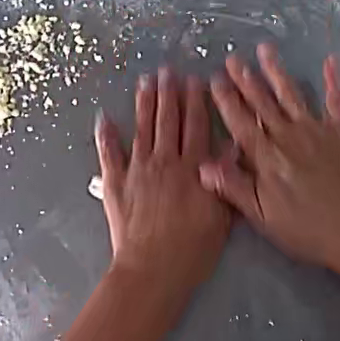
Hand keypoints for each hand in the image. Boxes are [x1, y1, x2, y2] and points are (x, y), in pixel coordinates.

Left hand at [96, 69, 231, 300]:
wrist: (153, 270)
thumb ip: (228, 179)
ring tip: (146, 82)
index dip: (196, 101)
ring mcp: (138, 168)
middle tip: (168, 70)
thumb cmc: (194, 249)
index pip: (196, 126)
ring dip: (144, 103)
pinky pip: (109, 153)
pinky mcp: (116, 182)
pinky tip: (104, 118)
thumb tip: (235, 147)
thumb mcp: (223, 215)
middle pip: (169, 120)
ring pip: (143, 128)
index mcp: (194, 167)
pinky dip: (106, 135)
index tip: (195, 80)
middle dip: (170, 93)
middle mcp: (166, 160)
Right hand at [202, 44, 339, 267]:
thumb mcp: (261, 215)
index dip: (225, 100)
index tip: (213, 79)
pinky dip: (332, 81)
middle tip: (232, 57)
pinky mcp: (338, 133)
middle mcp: (287, 136)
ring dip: (277, 71)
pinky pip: (334, 102)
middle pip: (262, 103)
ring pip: (291, 95)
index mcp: (266, 157)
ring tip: (265, 48)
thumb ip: (232, 187)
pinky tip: (330, 61)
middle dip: (245, 79)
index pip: (240, 122)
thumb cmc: (302, 227)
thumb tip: (201, 166)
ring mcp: (314, 131)